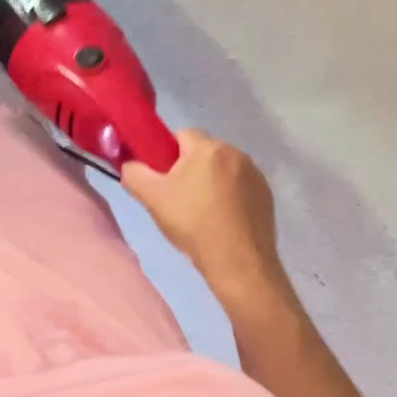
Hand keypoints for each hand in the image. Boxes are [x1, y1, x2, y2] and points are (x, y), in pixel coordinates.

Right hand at [122, 129, 291, 304]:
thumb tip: (130, 165)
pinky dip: (229, 195)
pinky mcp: (267, 194)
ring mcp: (255, 174)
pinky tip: (223, 219)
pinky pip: (240, 185)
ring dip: (211, 181)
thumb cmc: (193, 224)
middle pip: (203, 151)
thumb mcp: (151, 198)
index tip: (163, 179)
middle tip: (178, 197)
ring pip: (222, 168)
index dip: (167, 153)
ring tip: (202, 212)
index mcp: (208, 148)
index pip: (181, 134)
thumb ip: (133, 173)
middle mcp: (235, 153)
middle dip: (189, 167)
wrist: (239, 263)